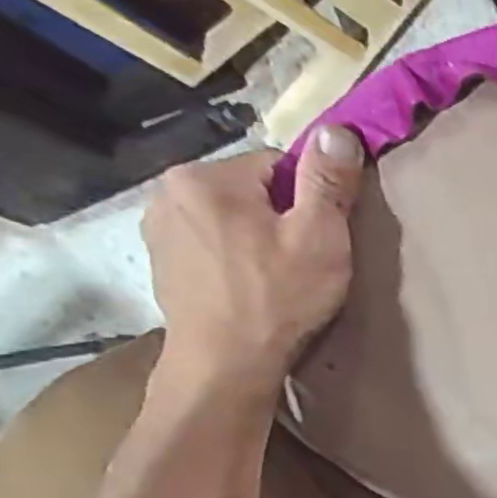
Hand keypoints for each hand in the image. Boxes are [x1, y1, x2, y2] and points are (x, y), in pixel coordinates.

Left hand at [141, 125, 365, 394]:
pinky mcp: (161, 262)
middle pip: (252, 189)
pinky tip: (251, 288)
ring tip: (278, 277)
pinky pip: (212, 242)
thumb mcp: (320, 237)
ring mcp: (158, 229)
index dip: (310, 199)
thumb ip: (328, 180)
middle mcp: (168, 192)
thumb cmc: (277, 299)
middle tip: (303, 260)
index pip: (278, 164)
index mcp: (204, 177)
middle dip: (281, 217)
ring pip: (231, 216)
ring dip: (258, 237)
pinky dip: (235, 257)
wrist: (224, 368)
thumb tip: (339, 129)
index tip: (321, 236)